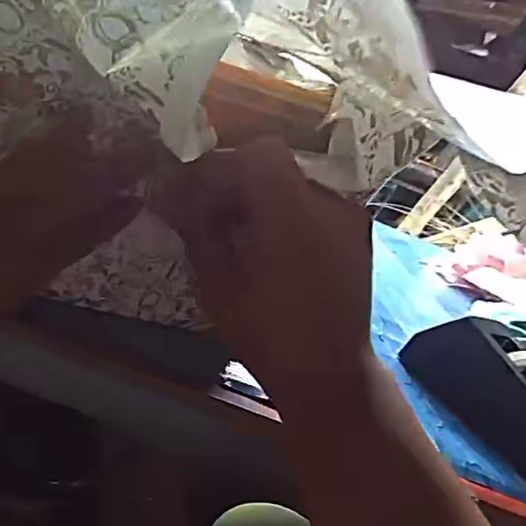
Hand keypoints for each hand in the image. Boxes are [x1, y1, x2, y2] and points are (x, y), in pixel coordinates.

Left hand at [0, 74, 150, 349]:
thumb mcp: (9, 295)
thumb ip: (47, 261)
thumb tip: (80, 228)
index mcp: (31, 264)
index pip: (89, 230)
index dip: (119, 207)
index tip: (142, 186)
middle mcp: (9, 230)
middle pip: (71, 188)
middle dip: (108, 160)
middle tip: (130, 136)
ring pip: (29, 158)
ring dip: (63, 132)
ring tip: (84, 112)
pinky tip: (8, 81)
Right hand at [155, 137, 372, 391]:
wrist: (329, 372)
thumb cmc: (266, 336)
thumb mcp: (217, 285)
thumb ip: (196, 229)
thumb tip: (170, 191)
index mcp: (293, 217)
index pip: (259, 153)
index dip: (222, 163)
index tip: (195, 188)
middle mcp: (329, 205)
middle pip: (275, 165)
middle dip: (235, 181)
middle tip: (206, 213)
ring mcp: (349, 216)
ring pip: (292, 181)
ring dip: (258, 196)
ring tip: (235, 232)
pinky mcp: (356, 231)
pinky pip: (311, 202)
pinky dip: (282, 211)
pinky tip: (265, 245)